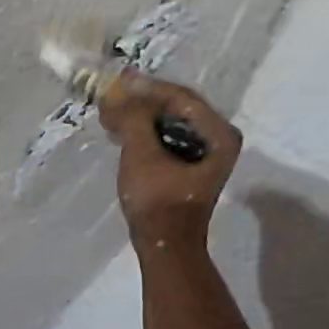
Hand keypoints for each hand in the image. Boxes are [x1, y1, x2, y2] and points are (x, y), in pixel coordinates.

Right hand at [98, 72, 241, 248]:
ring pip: (168, 124)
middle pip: (176, 109)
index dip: (146, 88)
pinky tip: (120, 132)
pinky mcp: (187, 169)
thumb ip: (133, 118)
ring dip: (139, 117)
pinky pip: (165, 140)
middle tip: (110, 96)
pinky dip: (143, 134)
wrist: (164, 246)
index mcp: (218, 134)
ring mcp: (204, 156)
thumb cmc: (158, 201)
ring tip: (110, 113)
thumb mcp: (142, 154)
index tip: (116, 82)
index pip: (180, 98)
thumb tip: (118, 92)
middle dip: (141, 102)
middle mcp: (218, 139)